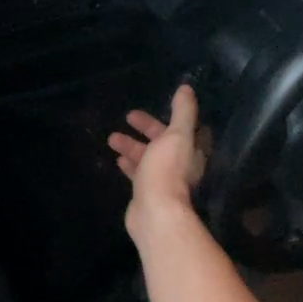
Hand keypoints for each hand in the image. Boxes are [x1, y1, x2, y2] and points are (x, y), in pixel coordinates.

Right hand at [109, 85, 206, 239]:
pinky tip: (117, 159)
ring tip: (112, 138)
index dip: (173, 115)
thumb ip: (183, 112)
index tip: (160, 104)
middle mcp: (180, 165)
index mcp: (191, 150)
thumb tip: (187, 88)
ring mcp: (163, 180)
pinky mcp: (148, 193)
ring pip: (148, 157)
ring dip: (132, 145)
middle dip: (146, 128)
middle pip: (163, 141)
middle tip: (128, 116)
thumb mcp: (176, 135)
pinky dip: (130, 164)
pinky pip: (139, 174)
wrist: (155, 212)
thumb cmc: (167, 170)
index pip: (185, 128)